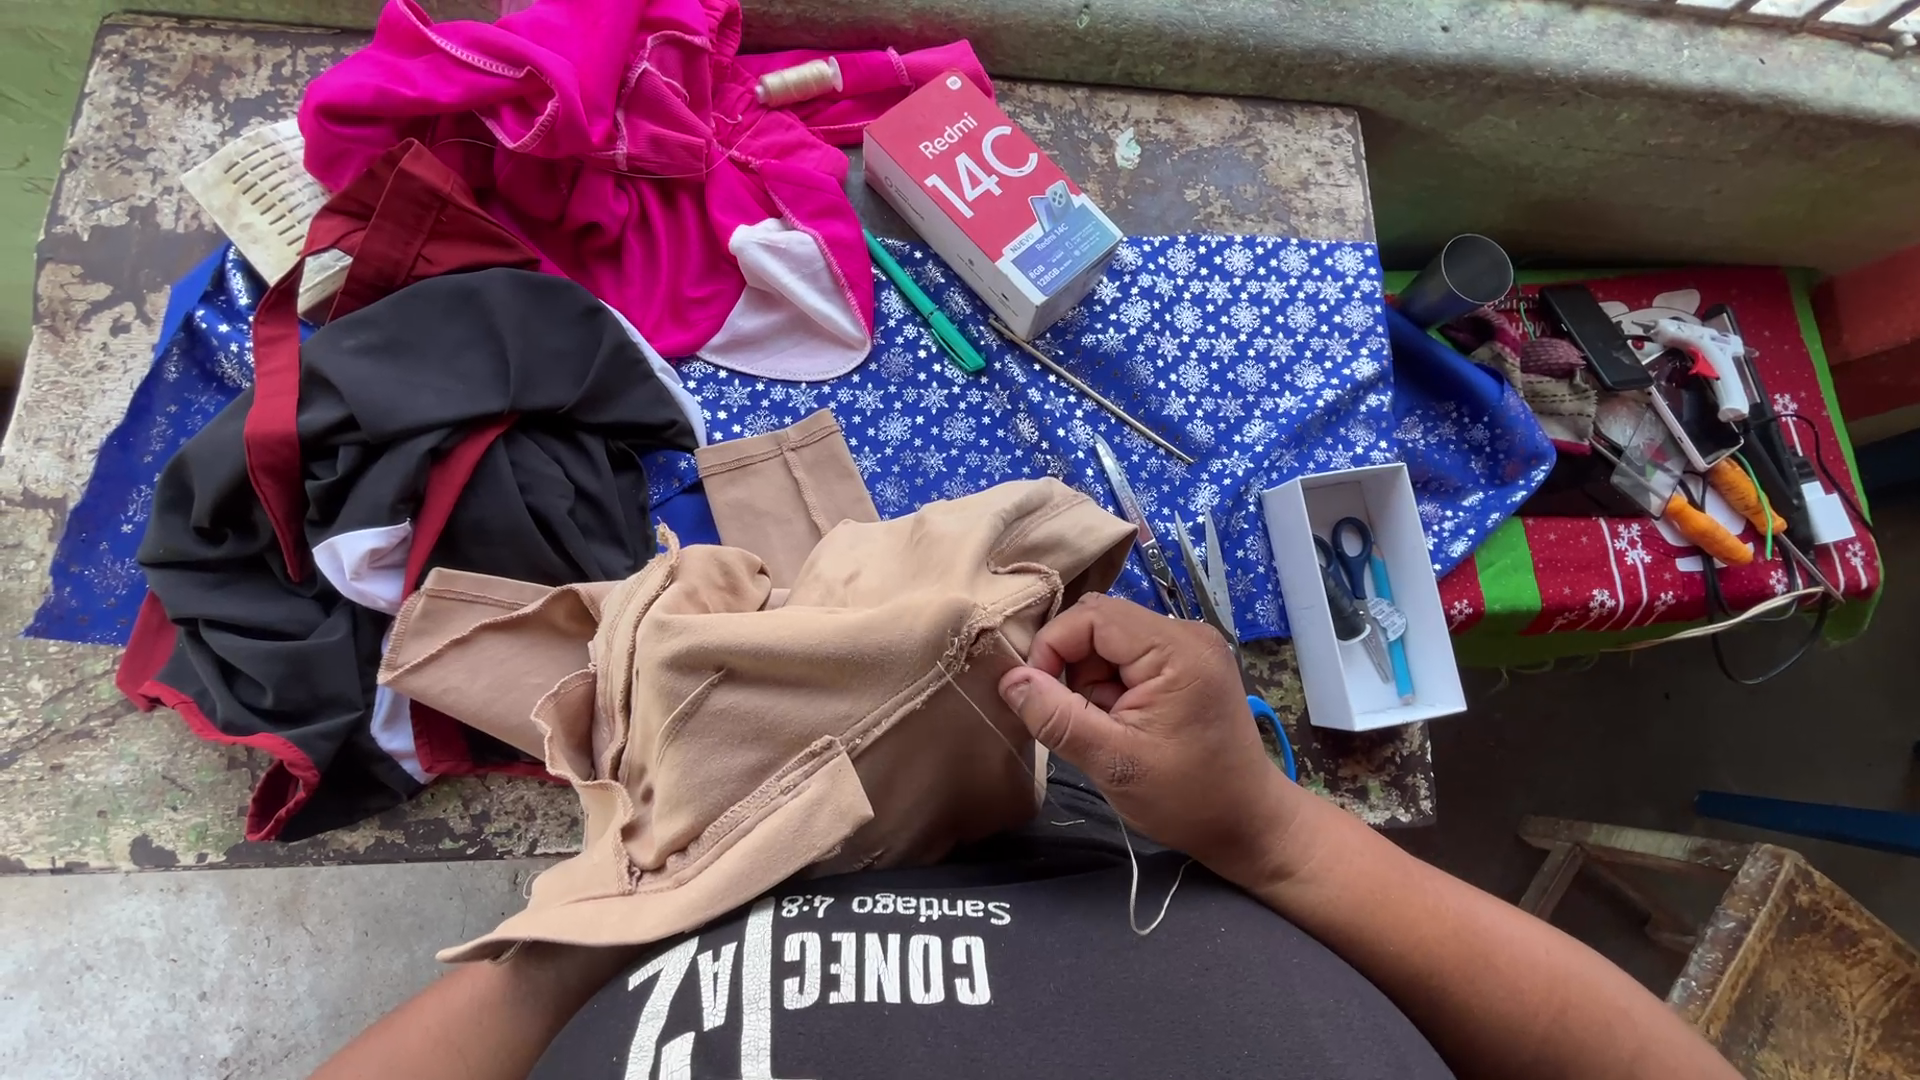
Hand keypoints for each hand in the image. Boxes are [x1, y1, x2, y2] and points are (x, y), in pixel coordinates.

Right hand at [997, 593, 1310, 886]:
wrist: (1249, 825)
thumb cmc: (1188, 799)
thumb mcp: (1113, 762)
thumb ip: (1057, 717)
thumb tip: (1009, 679)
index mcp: (1177, 649)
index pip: (1092, 615)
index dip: (1053, 647)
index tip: (1039, 696)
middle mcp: (1187, 633)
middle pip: (1100, 622)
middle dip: (1073, 666)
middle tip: (1082, 716)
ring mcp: (1189, 645)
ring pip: (1108, 639)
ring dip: (1091, 679)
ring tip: (1110, 726)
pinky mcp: (1186, 662)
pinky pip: (1127, 654)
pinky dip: (1110, 684)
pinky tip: (1125, 720)